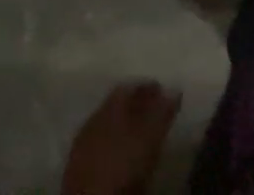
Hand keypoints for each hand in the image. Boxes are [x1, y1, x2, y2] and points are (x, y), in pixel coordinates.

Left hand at [62, 81, 181, 194]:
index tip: (162, 91)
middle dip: (136, 106)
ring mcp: (82, 144)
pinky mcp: (78, 166)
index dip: (146, 87)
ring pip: (107, 126)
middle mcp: (92, 121)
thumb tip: (174, 90)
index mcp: (107, 109)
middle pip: (115, 106)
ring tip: (144, 133)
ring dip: (125, 125)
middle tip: (156, 110)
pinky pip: (101, 144)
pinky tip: (125, 152)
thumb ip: (163, 111)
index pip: (126, 87)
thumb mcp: (151, 136)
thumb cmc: (124, 164)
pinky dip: (115, 143)